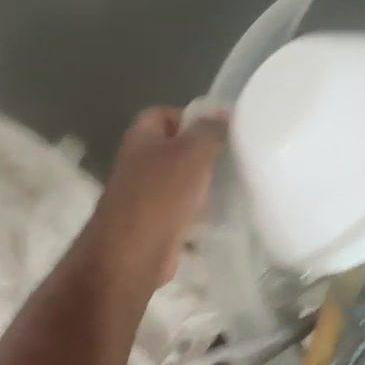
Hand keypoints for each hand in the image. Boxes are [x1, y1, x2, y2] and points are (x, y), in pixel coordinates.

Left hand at [89, 106, 228, 281]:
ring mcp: (143, 197)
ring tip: (230, 189)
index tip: (218, 130)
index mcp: (140, 137)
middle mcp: (137, 164)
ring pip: (177, 185)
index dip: (189, 118)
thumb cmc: (162, 193)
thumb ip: (209, 131)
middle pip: (172, 151)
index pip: (162, 114)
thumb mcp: (192, 153)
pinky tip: (217, 220)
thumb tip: (222, 113)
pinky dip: (196, 216)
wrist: (134, 252)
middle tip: (229, 161)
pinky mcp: (153, 226)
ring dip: (200, 188)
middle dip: (199, 156)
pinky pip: (179, 214)